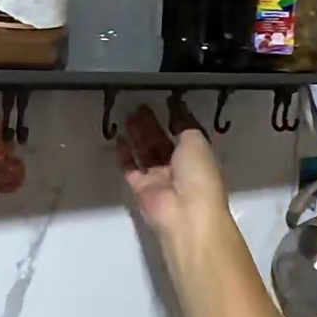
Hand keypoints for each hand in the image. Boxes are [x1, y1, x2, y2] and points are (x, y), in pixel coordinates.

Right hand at [116, 105, 231, 258]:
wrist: (185, 213)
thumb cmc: (198, 174)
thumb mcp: (196, 141)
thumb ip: (184, 125)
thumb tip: (178, 112)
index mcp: (197, 157)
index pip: (184, 135)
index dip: (175, 119)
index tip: (164, 103)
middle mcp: (178, 168)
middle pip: (162, 142)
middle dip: (152, 125)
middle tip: (139, 107)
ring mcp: (159, 180)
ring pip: (146, 153)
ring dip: (138, 135)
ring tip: (128, 116)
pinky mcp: (141, 189)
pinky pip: (131, 168)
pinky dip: (125, 154)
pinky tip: (119, 138)